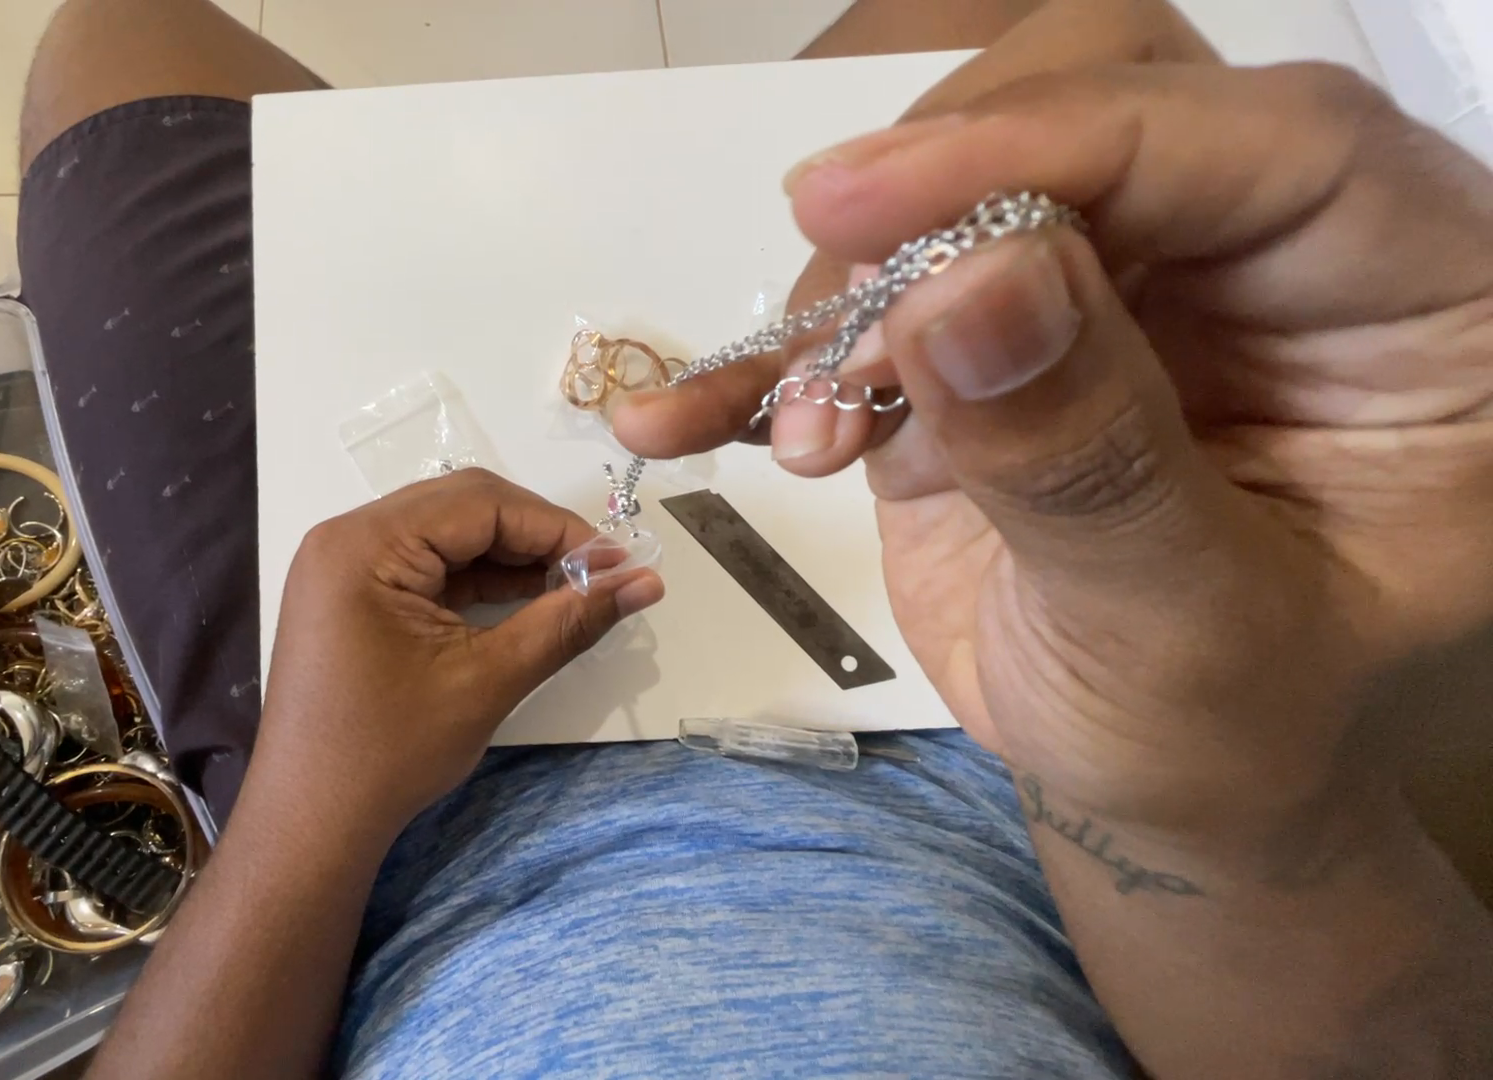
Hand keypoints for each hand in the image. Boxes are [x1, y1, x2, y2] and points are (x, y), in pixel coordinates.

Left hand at [256, 470, 664, 836]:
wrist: (311, 821)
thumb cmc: (390, 753)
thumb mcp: (488, 680)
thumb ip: (569, 622)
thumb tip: (646, 582)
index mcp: (365, 544)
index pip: (480, 503)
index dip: (555, 527)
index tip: (615, 562)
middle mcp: (348, 537)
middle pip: (462, 507)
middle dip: (535, 536)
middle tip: (595, 575)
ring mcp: (346, 564)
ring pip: (448, 533)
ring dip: (510, 554)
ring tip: (569, 588)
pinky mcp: (354, 592)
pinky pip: (427, 563)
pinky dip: (478, 577)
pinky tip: (524, 598)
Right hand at [619, 7, 1492, 851]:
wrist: (1129, 766)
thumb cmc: (1207, 723)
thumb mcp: (1175, 619)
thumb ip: (1082, 453)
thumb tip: (961, 285)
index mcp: (1400, 304)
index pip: (1239, 144)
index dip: (1039, 149)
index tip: (850, 206)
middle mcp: (1238, 272)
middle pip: (1077, 120)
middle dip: (929, 207)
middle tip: (837, 314)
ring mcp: (1080, 311)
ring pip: (934, 217)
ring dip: (832, 316)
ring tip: (806, 442)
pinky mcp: (956, 368)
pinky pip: (849, 334)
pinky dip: (758, 375)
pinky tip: (675, 421)